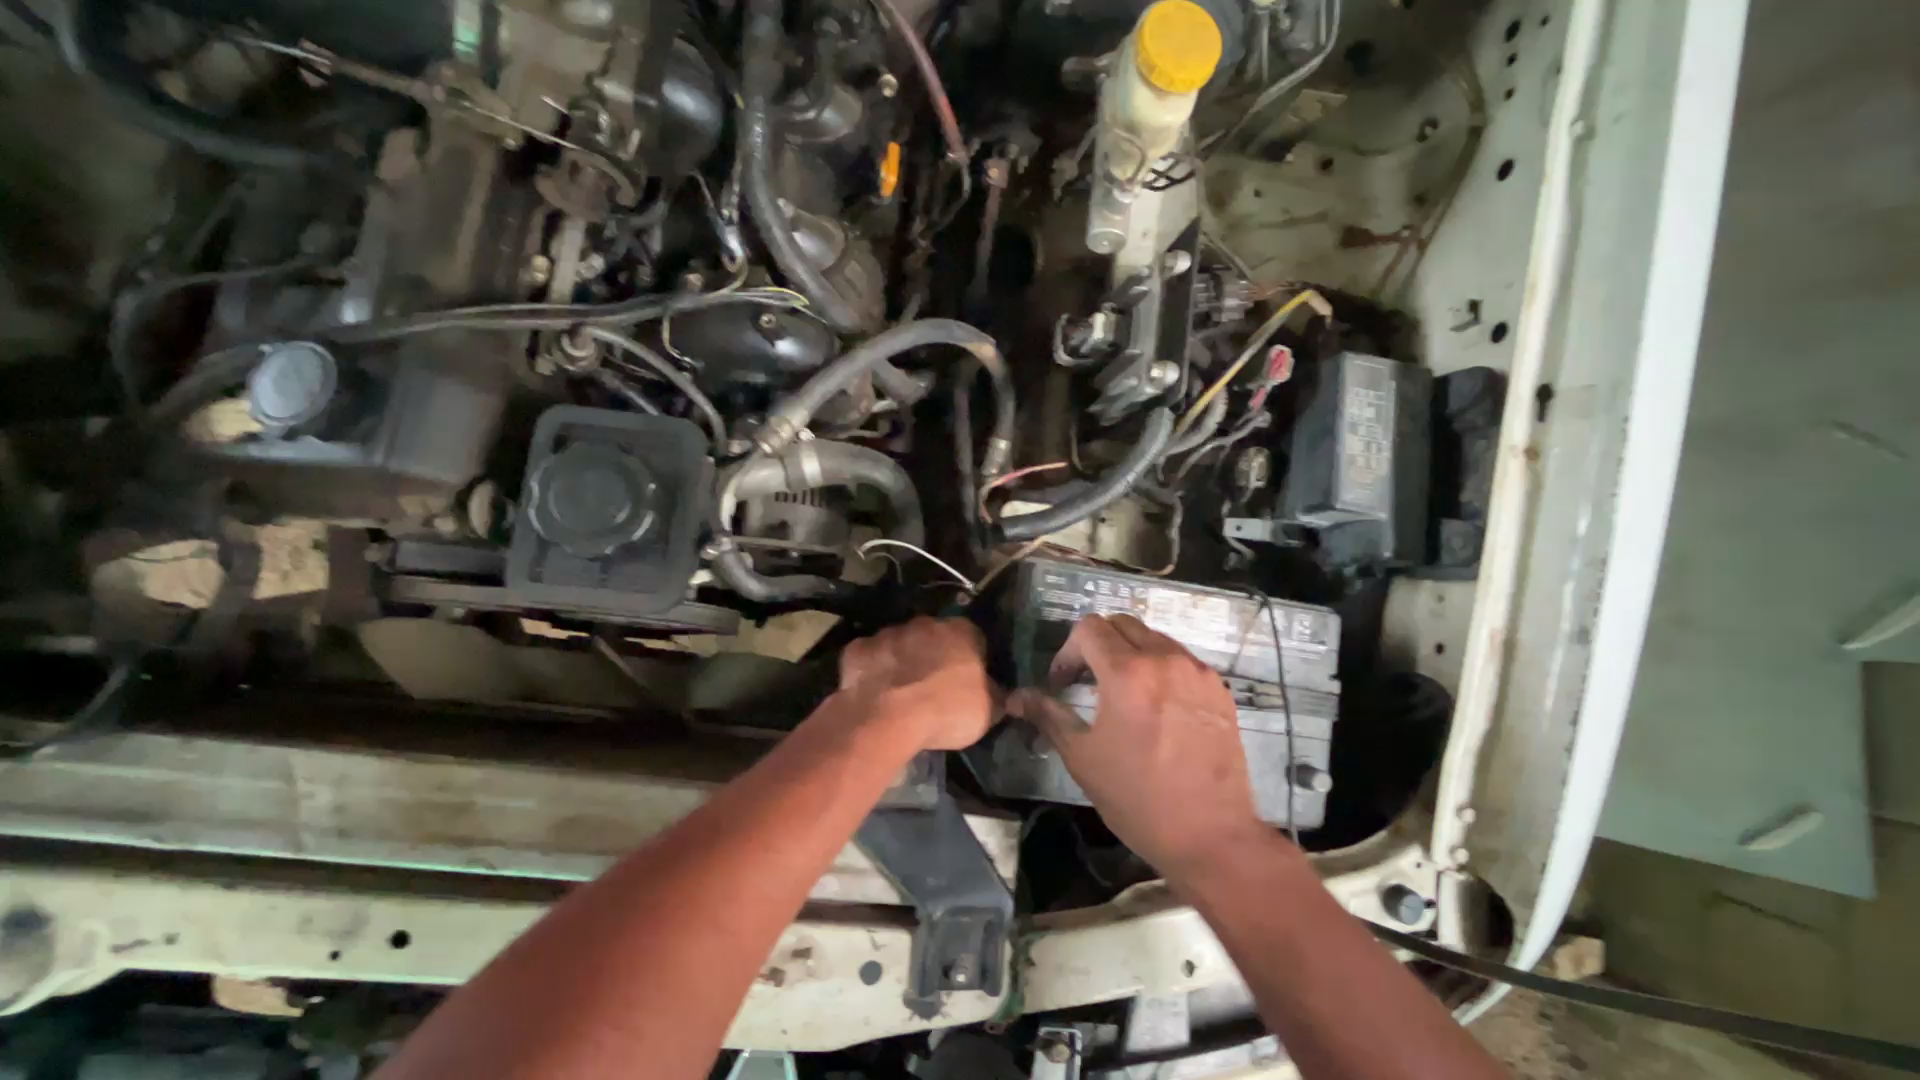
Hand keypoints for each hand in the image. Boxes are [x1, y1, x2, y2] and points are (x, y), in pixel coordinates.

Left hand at [838, 617, 996, 750]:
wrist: (888, 718)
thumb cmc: (946, 711)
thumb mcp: (988, 711)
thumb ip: (996, 696)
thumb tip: (1001, 693)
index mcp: (962, 631)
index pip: (974, 638)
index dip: (972, 659)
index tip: (969, 680)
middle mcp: (925, 623)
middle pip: (933, 636)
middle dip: (934, 655)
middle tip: (934, 686)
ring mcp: (888, 633)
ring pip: (899, 644)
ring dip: (902, 660)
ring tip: (901, 692)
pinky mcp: (857, 649)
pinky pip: (869, 657)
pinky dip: (871, 670)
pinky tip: (873, 692)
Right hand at [1008, 614, 1268, 875]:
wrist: (1211, 833)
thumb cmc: (1137, 799)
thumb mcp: (1082, 758)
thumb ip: (1048, 716)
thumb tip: (1016, 698)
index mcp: (1128, 672)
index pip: (1089, 628)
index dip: (1067, 652)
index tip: (1062, 684)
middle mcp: (1165, 659)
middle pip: (1122, 624)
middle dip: (1097, 644)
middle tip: (1086, 681)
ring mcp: (1197, 672)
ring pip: (1154, 638)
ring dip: (1130, 653)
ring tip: (1121, 693)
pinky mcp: (1219, 690)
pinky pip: (1181, 659)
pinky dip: (1160, 668)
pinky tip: (1156, 707)